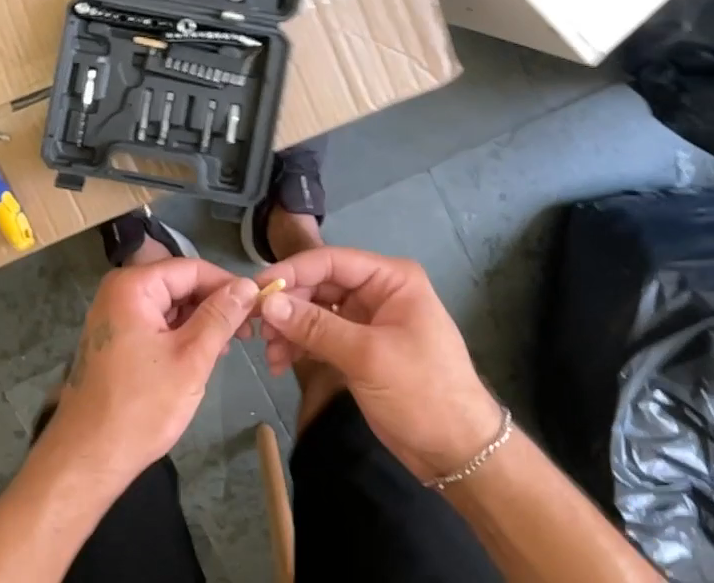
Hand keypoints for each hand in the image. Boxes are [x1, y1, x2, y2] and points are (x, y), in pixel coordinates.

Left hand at [41, 260, 258, 483]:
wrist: (89, 456)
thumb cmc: (142, 406)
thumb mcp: (191, 358)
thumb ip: (220, 316)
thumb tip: (246, 285)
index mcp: (133, 286)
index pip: (191, 268)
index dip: (228, 284)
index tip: (259, 304)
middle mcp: (119, 292)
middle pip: (179, 284)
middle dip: (214, 304)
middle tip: (249, 331)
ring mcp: (114, 316)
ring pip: (169, 306)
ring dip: (200, 322)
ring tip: (230, 346)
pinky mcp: (115, 339)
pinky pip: (155, 324)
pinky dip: (181, 335)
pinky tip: (202, 355)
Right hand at [256, 248, 501, 480]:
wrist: (457, 452)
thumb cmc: (422, 392)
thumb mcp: (367, 356)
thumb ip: (315, 327)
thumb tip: (268, 302)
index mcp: (391, 279)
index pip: (331, 261)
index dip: (292, 272)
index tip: (255, 289)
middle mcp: (378, 292)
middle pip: (320, 285)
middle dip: (287, 304)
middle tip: (256, 326)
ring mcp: (368, 321)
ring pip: (316, 311)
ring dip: (289, 328)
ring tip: (268, 353)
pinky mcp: (359, 349)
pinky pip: (320, 336)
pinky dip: (299, 346)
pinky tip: (280, 363)